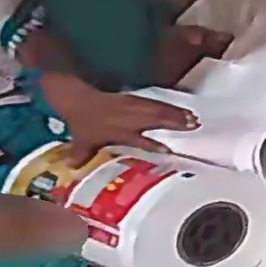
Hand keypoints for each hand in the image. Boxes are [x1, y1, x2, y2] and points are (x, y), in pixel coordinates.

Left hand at [36, 71, 195, 159]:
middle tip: (194, 126)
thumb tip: (71, 168)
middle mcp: (131, 120)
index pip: (141, 140)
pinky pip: (157, 104)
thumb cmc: (82, 122)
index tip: (169, 150)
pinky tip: (181, 110)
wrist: (78, 98)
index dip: (154, 145)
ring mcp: (135, 108)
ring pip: (160, 111)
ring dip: (178, 114)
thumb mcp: (81, 141)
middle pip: (157, 120)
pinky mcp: (137, 99)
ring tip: (193, 118)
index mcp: (120, 133)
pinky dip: (171, 107)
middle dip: (176, 123)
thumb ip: (82, 155)